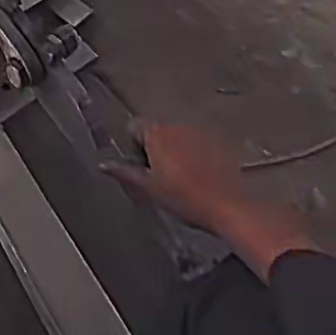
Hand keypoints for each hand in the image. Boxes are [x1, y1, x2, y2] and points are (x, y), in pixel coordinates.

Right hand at [103, 123, 316, 279]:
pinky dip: (195, 156)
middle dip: (155, 148)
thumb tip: (103, 165)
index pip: (133, 127)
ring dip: (176, 152)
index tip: (140, 166)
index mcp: (155, 132)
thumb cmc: (186, 197)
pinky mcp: (219, 144)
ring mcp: (199, 133)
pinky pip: (198, 145)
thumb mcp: (150, 188)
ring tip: (182, 179)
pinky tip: (200, 178)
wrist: (231, 209)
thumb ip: (124, 172)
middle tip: (160, 176)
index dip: (133, 146)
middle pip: (156, 131)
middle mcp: (176, 126)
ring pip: (178, 138)